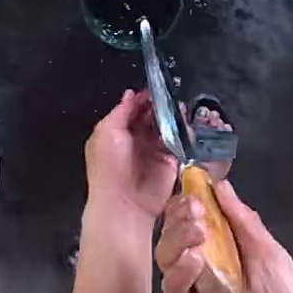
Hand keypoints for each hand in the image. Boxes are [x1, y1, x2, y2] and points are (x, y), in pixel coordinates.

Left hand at [84, 90, 178, 222]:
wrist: (125, 203)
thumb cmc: (110, 167)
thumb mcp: (107, 131)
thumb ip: (121, 111)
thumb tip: (131, 94)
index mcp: (118, 131)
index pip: (134, 108)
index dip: (144, 98)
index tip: (156, 90)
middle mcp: (137, 139)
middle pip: (153, 116)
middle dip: (162, 106)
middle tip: (171, 98)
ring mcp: (154, 150)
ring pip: (167, 127)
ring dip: (174, 118)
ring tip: (180, 110)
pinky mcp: (170, 162)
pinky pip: (179, 142)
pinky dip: (184, 133)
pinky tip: (186, 125)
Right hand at [156, 181, 292, 292]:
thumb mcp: (269, 255)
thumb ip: (243, 220)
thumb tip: (222, 185)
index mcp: (223, 257)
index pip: (195, 224)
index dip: (191, 206)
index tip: (195, 189)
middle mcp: (201, 274)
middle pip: (175, 239)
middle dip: (182, 219)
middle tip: (194, 209)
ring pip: (168, 261)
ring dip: (179, 239)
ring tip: (198, 230)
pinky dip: (181, 272)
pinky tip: (194, 260)